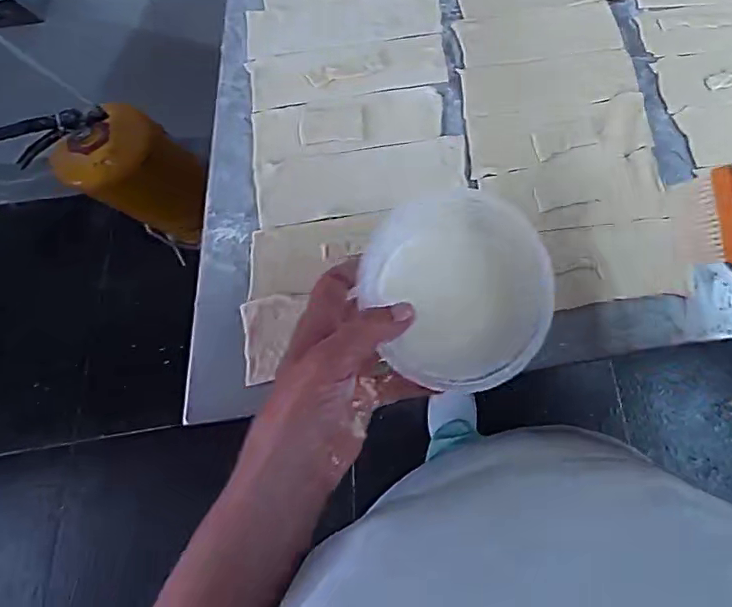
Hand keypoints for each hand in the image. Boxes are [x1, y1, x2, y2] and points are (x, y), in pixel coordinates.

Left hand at [235, 259, 425, 497]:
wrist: (291, 474)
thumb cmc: (300, 409)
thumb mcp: (328, 361)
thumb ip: (365, 332)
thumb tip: (406, 308)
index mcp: (317, 327)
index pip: (333, 284)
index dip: (354, 268)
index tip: (388, 257)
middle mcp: (332, 345)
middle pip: (361, 313)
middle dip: (387, 301)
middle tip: (425, 289)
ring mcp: (348, 374)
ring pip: (380, 347)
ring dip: (405, 339)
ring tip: (439, 326)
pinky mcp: (363, 402)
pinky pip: (392, 383)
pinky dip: (414, 380)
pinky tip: (440, 379)